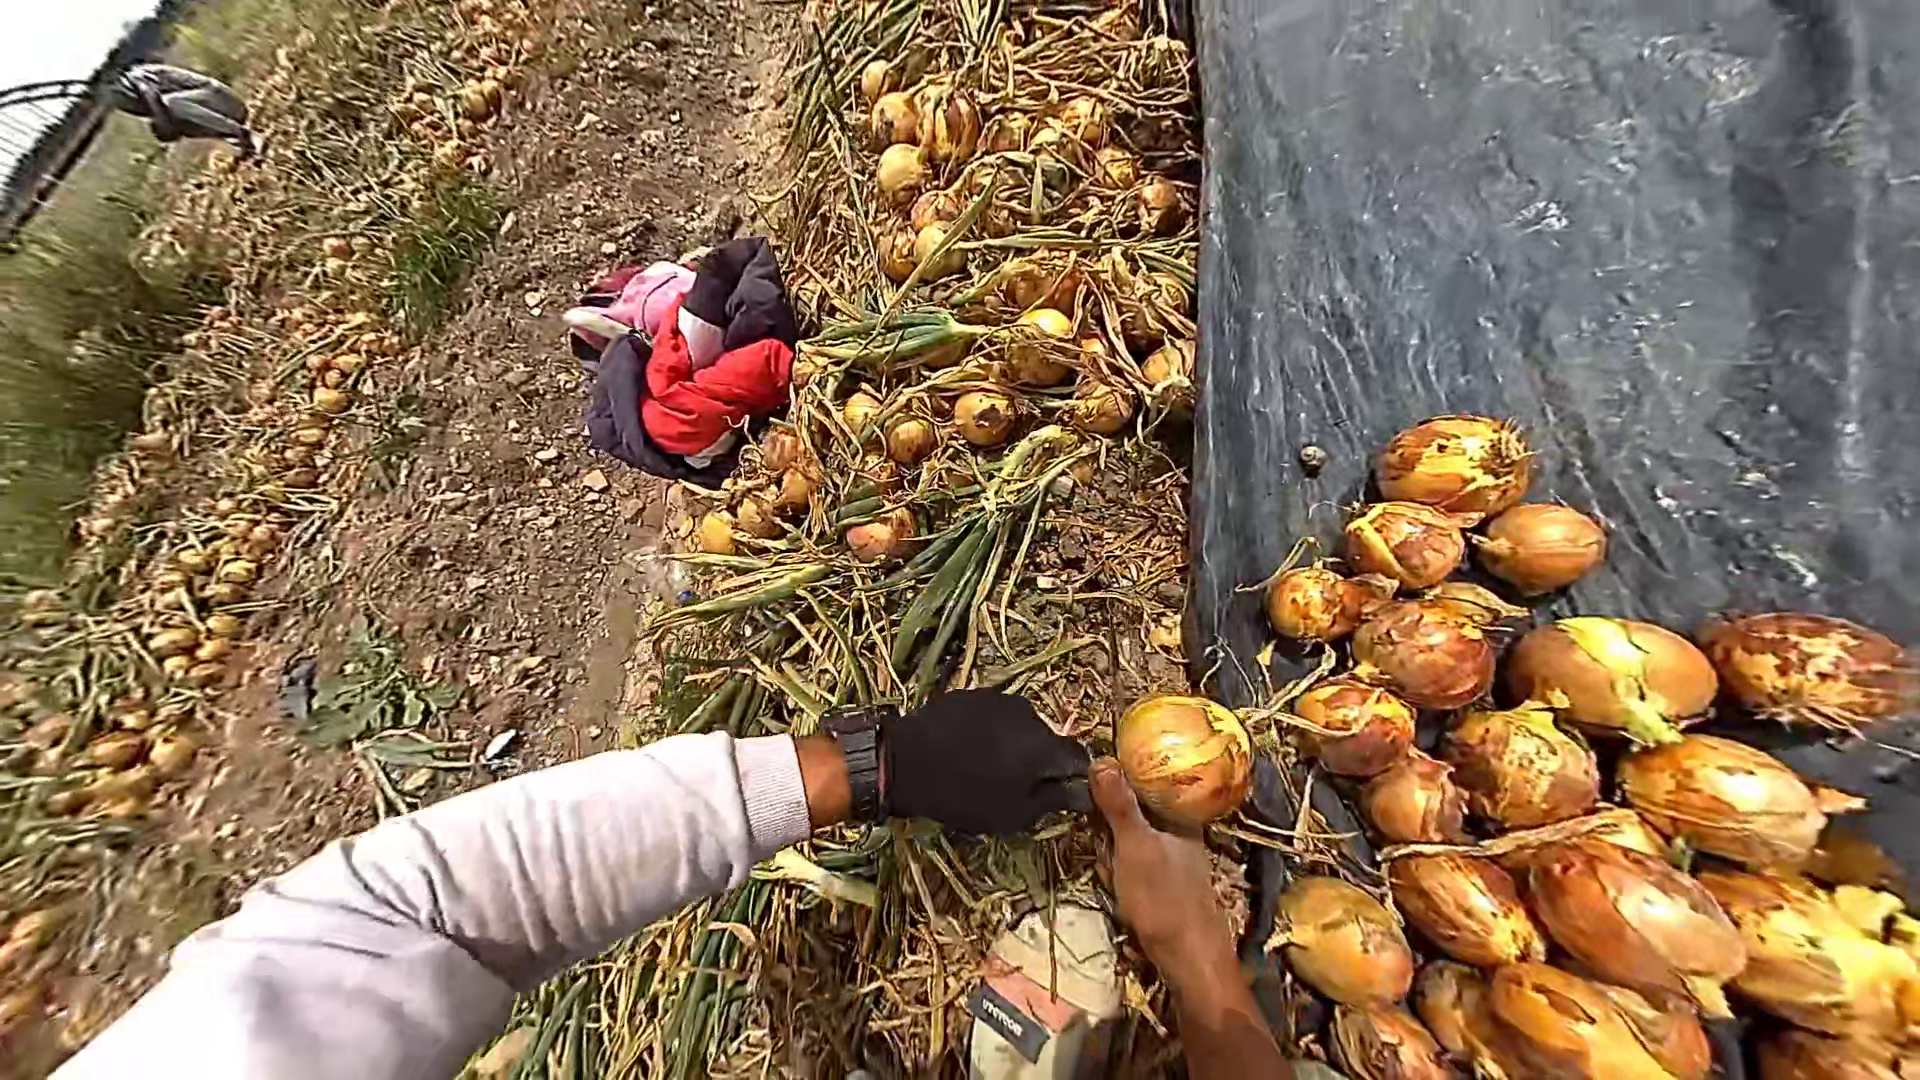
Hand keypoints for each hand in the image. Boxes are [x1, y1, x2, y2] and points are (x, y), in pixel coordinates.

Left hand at [883, 690, 1089, 835]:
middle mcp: (1028, 713)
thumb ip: (1054, 799)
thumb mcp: (1014, 812)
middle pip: (1048, 739)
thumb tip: (1083, 791)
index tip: (1060, 791)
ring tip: (987, 764)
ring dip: (1015, 743)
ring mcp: (999, 698)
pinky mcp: (974, 693)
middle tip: (1016, 783)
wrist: (906, 760)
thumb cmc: (964, 795)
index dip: (1073, 776)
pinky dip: (991, 730)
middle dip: (1040, 760)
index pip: (1077, 756)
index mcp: (1044, 744)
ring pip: (1020, 725)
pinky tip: (968, 747)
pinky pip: (995, 714)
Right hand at [1089, 758, 1235, 989]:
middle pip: (1127, 806)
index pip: (1140, 778)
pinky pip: (1127, 856)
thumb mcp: (1135, 845)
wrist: (1188, 962)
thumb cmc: (1164, 898)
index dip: (1115, 786)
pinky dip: (1118, 869)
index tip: (1097, 800)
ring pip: (1123, 833)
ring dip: (1111, 852)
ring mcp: (1168, 849)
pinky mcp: (1159, 872)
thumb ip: (1119, 804)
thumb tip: (1101, 759)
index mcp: (1179, 811)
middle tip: (1109, 850)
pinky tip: (1119, 886)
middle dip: (1108, 828)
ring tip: (1115, 874)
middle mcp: (1176, 825)